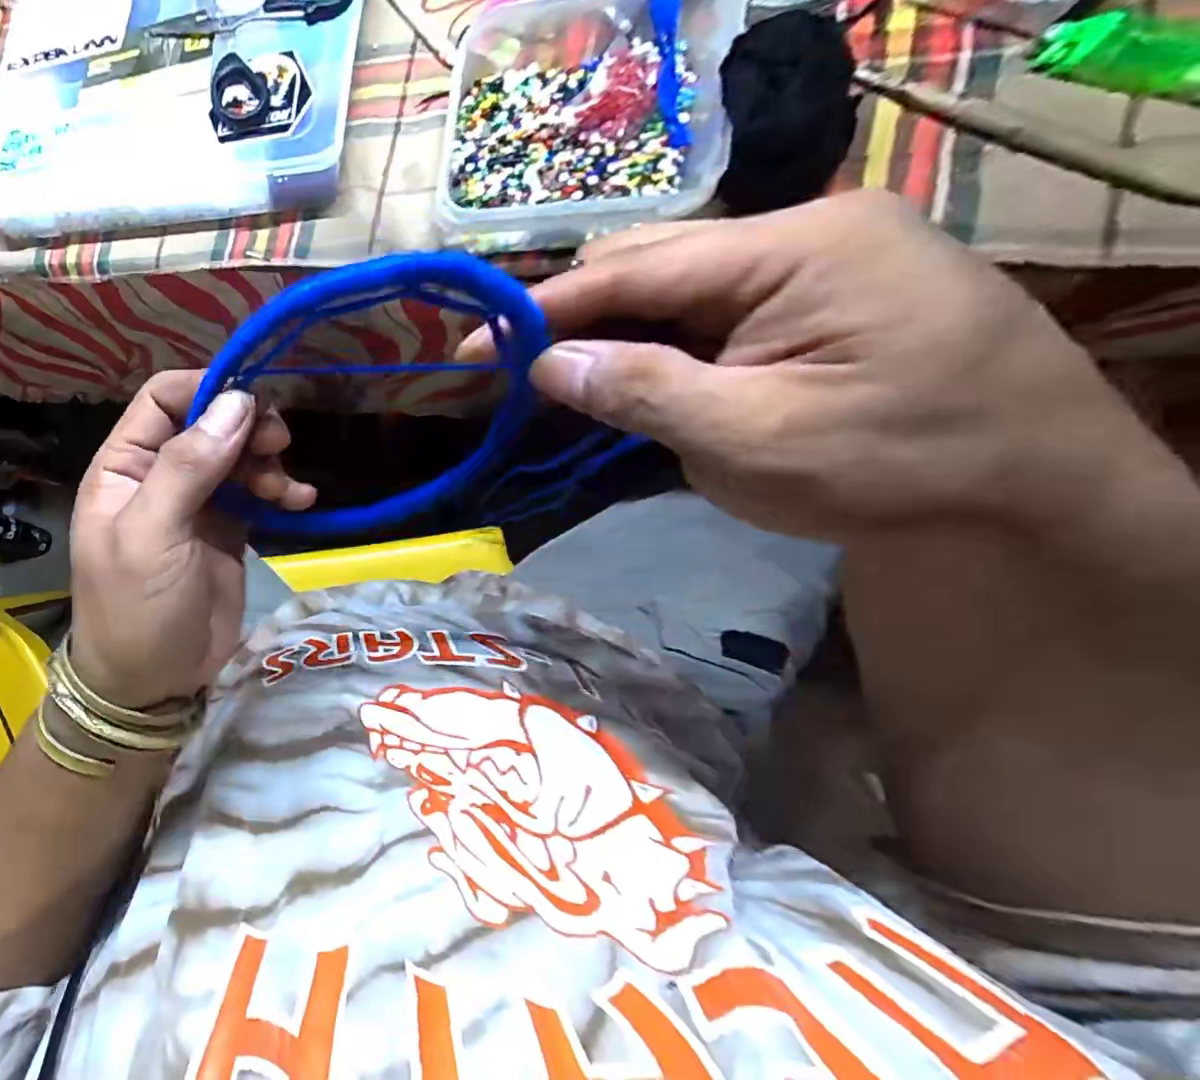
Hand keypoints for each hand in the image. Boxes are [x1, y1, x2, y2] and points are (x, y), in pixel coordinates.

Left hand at [68, 371, 315, 708]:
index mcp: (125, 467)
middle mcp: (160, 475)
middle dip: (247, 426)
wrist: (152, 683)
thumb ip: (187, 467)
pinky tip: (302, 502)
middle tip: (278, 445)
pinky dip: (281, 490)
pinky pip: (257, 492)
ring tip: (285, 489)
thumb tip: (237, 401)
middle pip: (209, 421)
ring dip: (268, 460)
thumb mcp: (151, 536)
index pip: (163, 399)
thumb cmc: (136, 609)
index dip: (206, 389)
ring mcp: (196, 502)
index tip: (253, 400)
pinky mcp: (227, 528)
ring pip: (238, 453)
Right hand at [467, 192, 1158, 542]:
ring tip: (551, 377)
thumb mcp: (750, 437)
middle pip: (650, 263)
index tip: (474, 345)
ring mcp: (809, 267)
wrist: (1027, 504)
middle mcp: (803, 235)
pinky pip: (702, 314)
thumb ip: (641, 389)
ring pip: (671, 289)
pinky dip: (648, 347)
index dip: (544, 308)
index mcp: (800, 247)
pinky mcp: (808, 304)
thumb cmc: (895, 469)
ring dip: (608, 333)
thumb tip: (544, 362)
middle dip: (572, 316)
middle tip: (510, 369)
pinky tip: (616, 375)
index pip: (637, 268)